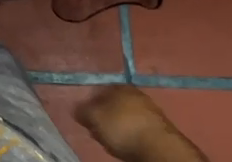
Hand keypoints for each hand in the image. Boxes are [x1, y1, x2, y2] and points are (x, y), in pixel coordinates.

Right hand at [74, 86, 207, 161]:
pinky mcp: (158, 125)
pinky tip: (127, 142)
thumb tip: (74, 107)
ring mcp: (148, 107)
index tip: (85, 119)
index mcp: (118, 85)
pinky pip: (137, 126)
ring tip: (111, 138)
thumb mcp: (95, 119)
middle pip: (113, 103)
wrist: (157, 146)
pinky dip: (130, 132)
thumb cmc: (122, 128)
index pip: (98, 90)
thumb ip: (83, 111)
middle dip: (104, 115)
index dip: (90, 104)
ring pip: (126, 115)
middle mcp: (134, 91)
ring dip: (118, 125)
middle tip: (97, 129)